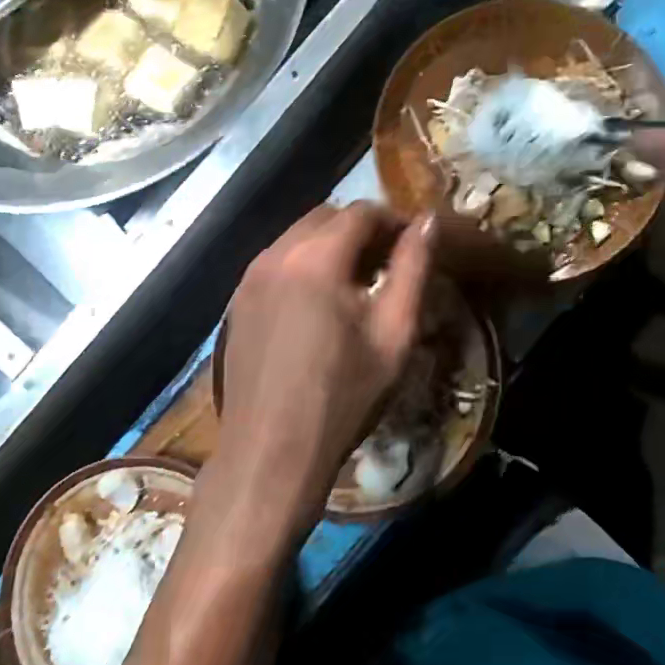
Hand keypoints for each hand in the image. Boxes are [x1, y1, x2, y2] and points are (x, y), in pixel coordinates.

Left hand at [211, 203, 434, 544]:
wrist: (271, 451)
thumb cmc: (342, 397)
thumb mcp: (393, 333)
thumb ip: (413, 269)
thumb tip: (428, 222)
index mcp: (315, 257)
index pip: (360, 212)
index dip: (393, 221)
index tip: (414, 243)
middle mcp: (274, 255)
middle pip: (324, 217)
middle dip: (360, 229)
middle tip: (389, 263)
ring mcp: (248, 279)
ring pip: (296, 238)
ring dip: (330, 247)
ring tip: (357, 284)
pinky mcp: (236, 303)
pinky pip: (275, 265)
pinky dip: (302, 267)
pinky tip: (318, 304)